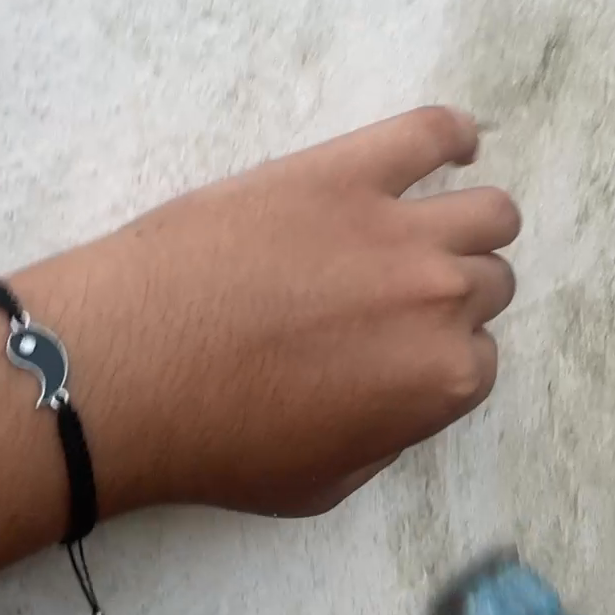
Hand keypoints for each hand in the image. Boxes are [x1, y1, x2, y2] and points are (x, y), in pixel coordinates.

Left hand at [12, 106, 519, 517]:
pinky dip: (452, 135)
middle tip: (396, 299)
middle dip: (454, 297)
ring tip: (428, 229)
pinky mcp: (343, 172)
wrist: (127, 369)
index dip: (440, 357)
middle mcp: (441, 300)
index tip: (403, 351)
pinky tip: (451, 144)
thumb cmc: (217, 441)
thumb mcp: (324, 483)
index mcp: (440, 381)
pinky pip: (429, 132)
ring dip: (470, 227)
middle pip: (486, 283)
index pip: (478, 359)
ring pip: (487, 211)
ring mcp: (396, 227)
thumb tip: (409, 393)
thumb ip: (392, 436)